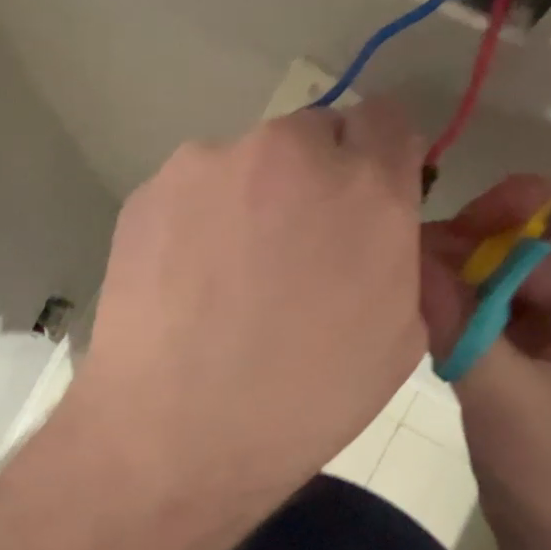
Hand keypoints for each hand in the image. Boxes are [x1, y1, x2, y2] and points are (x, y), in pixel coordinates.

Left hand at [66, 102, 427, 517]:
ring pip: (247, 162)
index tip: (366, 201)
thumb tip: (381, 226)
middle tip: (294, 248)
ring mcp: (208, 164)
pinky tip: (185, 280)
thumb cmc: (304, 399)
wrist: (175, 430)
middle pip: (315, 135)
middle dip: (316, 177)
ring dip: (252, 197)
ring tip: (228, 275)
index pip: (388, 119)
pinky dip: (198, 218)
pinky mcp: (150, 189)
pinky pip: (193, 189)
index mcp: (366, 185)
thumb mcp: (400, 337)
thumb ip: (400, 254)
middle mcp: (288, 151)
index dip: (381, 158)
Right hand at [420, 174, 550, 549]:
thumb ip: (459, 322)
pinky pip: (503, 313)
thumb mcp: (506, 398)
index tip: (474, 217)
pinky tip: (425, 305)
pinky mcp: (541, 363)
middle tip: (423, 250)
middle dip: (489, 240)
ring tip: (412, 276)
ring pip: (520, 278)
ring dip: (470, 272)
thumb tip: (410, 251)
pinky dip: (466, 305)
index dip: (543, 202)